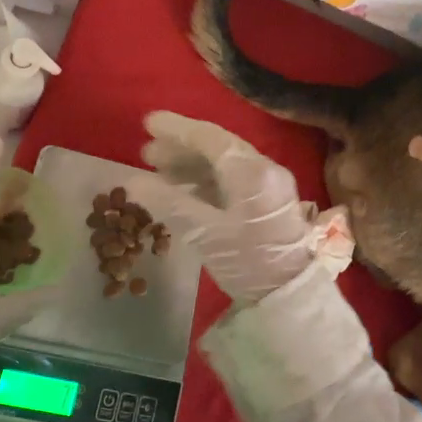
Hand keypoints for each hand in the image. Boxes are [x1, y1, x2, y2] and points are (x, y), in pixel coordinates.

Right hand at [130, 112, 315, 304]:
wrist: (289, 298)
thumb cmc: (248, 262)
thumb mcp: (204, 233)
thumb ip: (168, 202)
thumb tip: (133, 181)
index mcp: (252, 171)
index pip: (210, 137)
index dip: (177, 129)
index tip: (148, 123)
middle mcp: (265, 170)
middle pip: (217, 148)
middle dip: (181, 148)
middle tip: (147, 154)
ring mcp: (269, 186)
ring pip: (224, 165)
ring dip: (191, 165)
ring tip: (158, 172)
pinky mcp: (268, 203)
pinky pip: (232, 180)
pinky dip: (206, 181)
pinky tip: (182, 191)